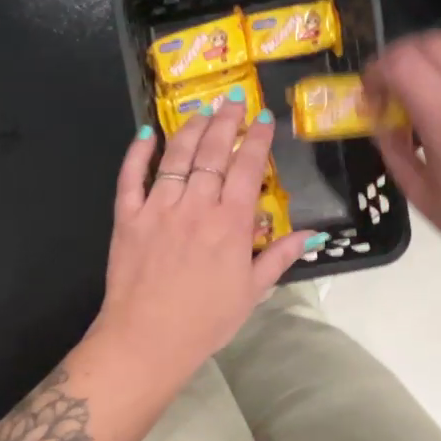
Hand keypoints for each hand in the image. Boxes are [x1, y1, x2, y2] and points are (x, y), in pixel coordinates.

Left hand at [90, 96, 320, 383]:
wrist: (147, 339)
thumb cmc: (205, 321)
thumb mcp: (251, 292)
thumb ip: (279, 258)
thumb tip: (312, 236)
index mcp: (230, 223)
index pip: (247, 168)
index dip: (257, 139)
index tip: (263, 118)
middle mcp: (196, 206)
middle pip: (212, 151)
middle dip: (225, 121)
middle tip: (232, 101)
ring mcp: (158, 208)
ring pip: (175, 156)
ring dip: (189, 129)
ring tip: (199, 112)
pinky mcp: (128, 217)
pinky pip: (131, 177)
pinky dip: (138, 153)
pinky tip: (146, 134)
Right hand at [365, 30, 440, 280]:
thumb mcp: (422, 196)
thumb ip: (394, 151)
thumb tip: (381, 122)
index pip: (402, 64)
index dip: (376, 72)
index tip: (369, 96)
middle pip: (429, 44)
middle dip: (400, 60)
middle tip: (391, 92)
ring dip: (432, 57)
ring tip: (425, 90)